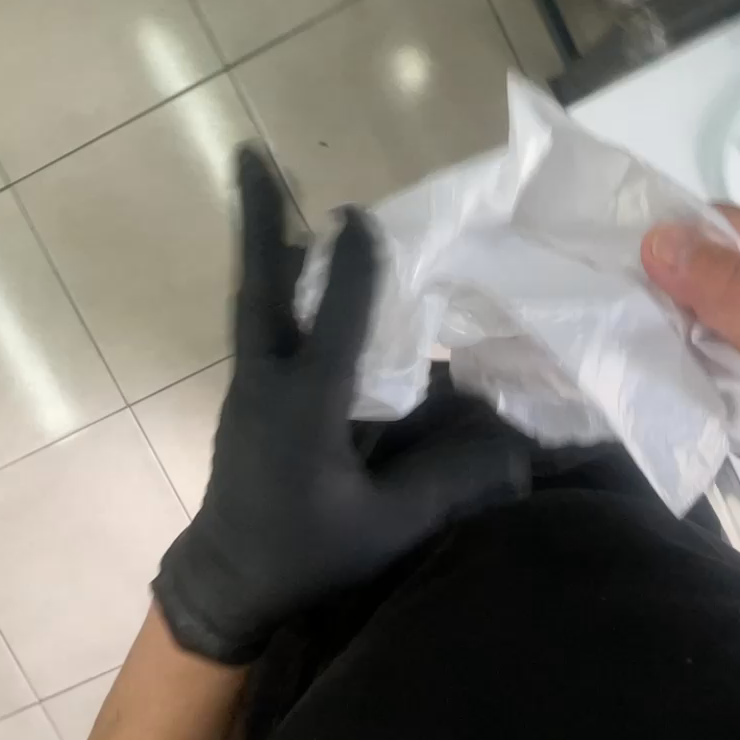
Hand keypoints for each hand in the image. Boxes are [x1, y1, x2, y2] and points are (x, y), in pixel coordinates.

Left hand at [152, 149, 529, 664]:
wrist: (227, 583)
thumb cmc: (305, 556)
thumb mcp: (384, 526)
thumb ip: (447, 480)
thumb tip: (512, 448)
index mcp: (304, 407)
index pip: (333, 322)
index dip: (350, 267)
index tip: (361, 215)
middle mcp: (266, 382)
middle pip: (260, 288)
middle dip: (260, 220)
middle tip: (248, 156)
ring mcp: (248, 388)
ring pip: (253, 302)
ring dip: (263, 246)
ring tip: (271, 194)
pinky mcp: (247, 399)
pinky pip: (259, 326)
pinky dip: (272, 287)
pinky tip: (292, 275)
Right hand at [641, 206, 739, 514]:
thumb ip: (732, 289)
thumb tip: (654, 241)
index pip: (706, 226)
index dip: (666, 242)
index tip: (627, 271)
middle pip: (676, 265)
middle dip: (648, 286)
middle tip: (610, 309)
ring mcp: (719, 323)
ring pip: (663, 307)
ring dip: (642, 323)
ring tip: (612, 337)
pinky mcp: (702, 360)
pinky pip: (663, 345)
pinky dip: (647, 354)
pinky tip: (625, 360)